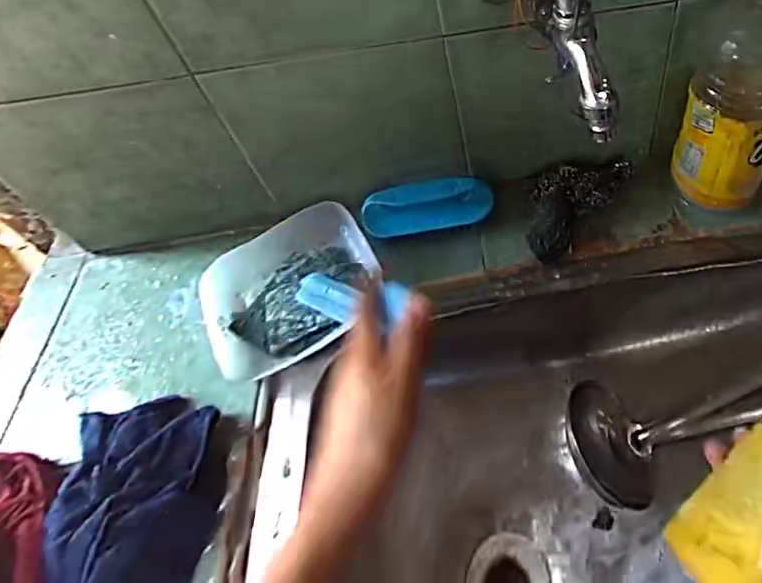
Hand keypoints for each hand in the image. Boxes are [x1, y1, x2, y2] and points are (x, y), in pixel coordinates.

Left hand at [268, 281, 432, 582]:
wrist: (346, 493)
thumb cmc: (376, 434)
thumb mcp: (402, 381)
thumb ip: (410, 339)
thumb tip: (417, 299)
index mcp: (360, 351)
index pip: (363, 307)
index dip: (371, 285)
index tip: (378, 268)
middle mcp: (347, 365)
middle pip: (365, 328)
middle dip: (382, 311)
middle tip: (402, 299)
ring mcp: (345, 389)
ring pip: (366, 349)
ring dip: (384, 335)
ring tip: (406, 332)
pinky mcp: (348, 411)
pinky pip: (367, 370)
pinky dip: (382, 360)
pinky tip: (396, 376)